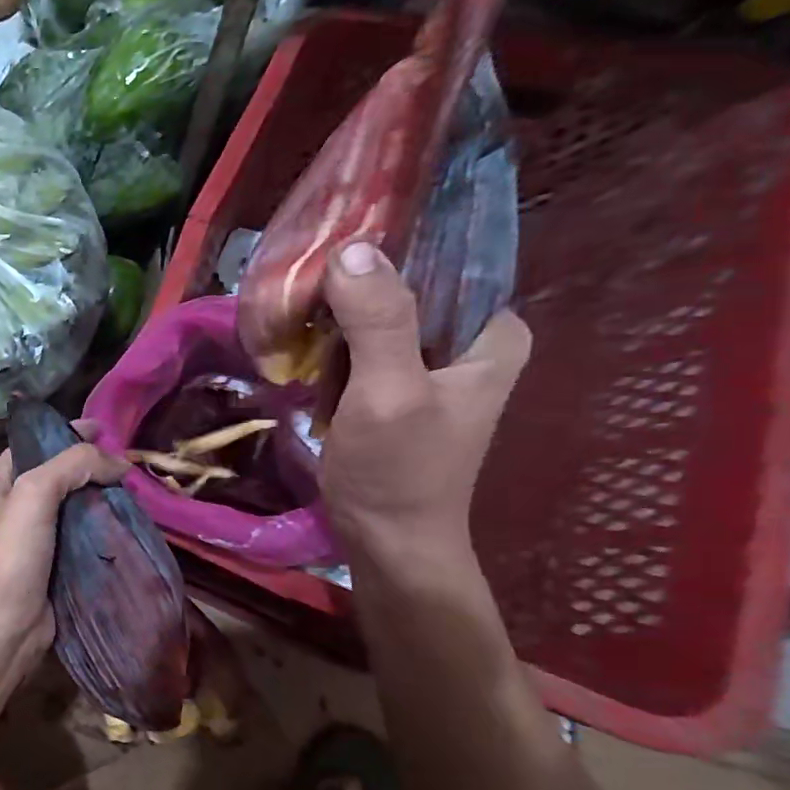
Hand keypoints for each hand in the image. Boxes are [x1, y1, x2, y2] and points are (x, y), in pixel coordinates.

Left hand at [0, 427, 127, 669]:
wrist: (2, 633)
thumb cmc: (9, 557)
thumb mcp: (34, 494)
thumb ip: (73, 465)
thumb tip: (118, 461)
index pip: (33, 443)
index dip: (66, 432)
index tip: (105, 428)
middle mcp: (10, 504)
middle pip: (56, 472)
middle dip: (90, 464)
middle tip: (128, 461)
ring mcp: (31, 536)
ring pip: (71, 503)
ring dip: (99, 494)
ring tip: (134, 488)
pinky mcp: (51, 563)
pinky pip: (79, 532)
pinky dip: (101, 523)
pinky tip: (126, 518)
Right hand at [318, 241, 530, 556]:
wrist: (387, 541)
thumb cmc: (398, 471)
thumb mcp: (389, 392)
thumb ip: (378, 321)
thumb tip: (352, 248)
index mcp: (492, 333)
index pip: (442, 262)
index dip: (387, 252)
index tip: (333, 250)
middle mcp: (467, 340)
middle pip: (405, 286)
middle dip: (353, 287)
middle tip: (304, 286)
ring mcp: (428, 365)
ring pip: (376, 314)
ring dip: (336, 316)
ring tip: (297, 312)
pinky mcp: (394, 385)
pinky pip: (361, 344)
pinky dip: (332, 343)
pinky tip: (304, 344)